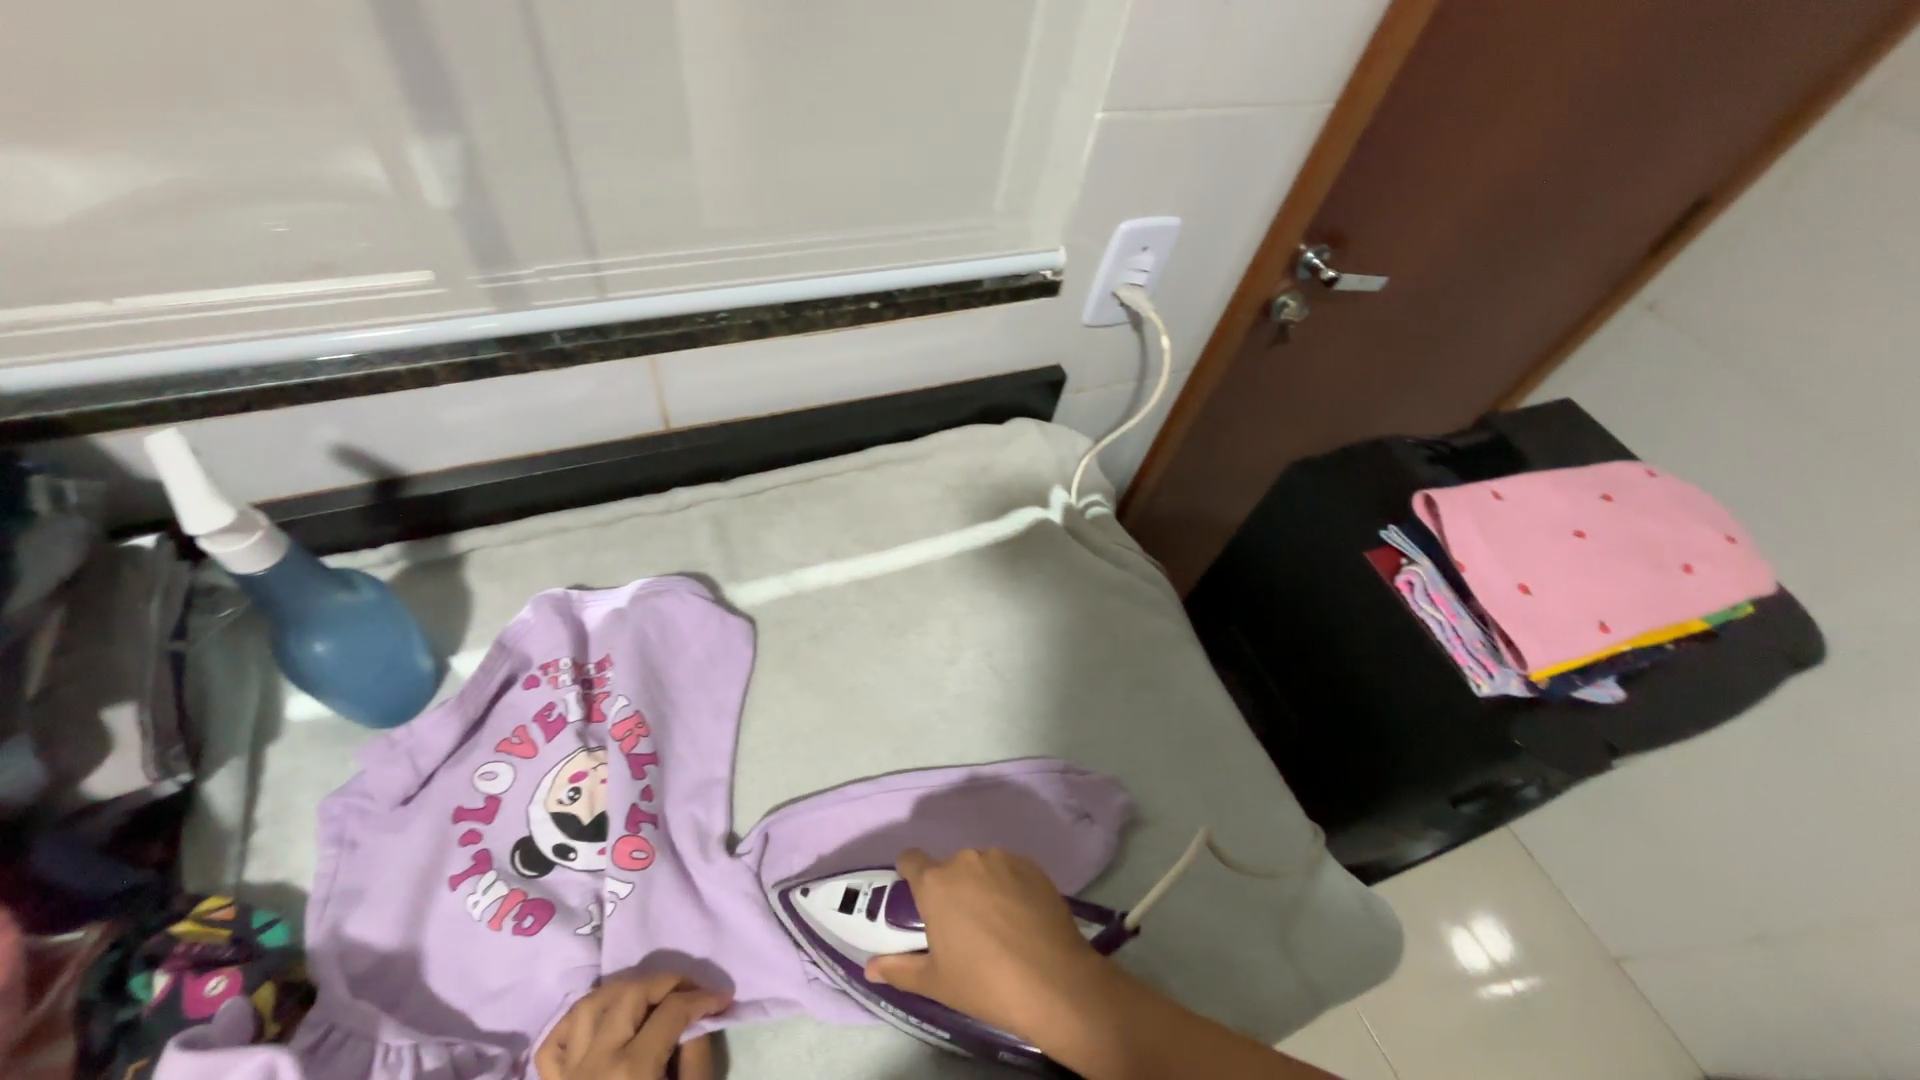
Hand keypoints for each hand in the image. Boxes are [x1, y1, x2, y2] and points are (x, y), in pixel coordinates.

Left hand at [534, 972, 728, 1079]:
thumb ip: (695, 1061)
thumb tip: (697, 1024)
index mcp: (633, 1070)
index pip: (673, 1011)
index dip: (704, 998)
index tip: (723, 1000)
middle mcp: (596, 1061)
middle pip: (632, 994)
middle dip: (669, 982)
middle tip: (693, 991)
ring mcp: (567, 1074)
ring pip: (590, 1005)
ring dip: (625, 990)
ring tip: (650, 996)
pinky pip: (556, 1041)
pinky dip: (578, 1021)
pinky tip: (602, 1021)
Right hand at [863, 848, 1110, 1042]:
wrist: (1054, 982)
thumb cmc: (985, 983)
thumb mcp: (936, 982)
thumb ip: (898, 969)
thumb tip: (870, 967)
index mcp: (936, 882)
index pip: (910, 859)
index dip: (909, 876)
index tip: (918, 902)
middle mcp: (967, 860)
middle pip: (948, 868)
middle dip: (950, 889)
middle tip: (960, 927)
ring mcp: (1003, 859)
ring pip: (981, 867)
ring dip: (980, 886)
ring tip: (995, 925)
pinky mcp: (1033, 867)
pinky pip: (1010, 870)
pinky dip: (1009, 887)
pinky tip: (1020, 919)